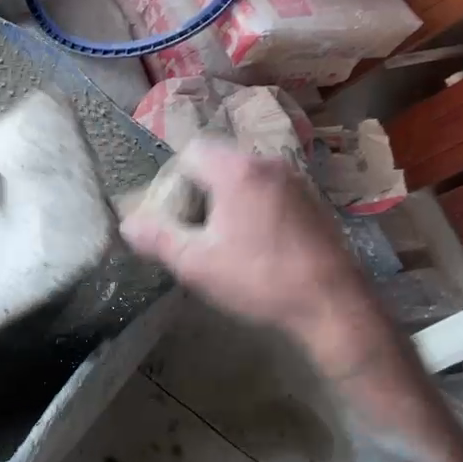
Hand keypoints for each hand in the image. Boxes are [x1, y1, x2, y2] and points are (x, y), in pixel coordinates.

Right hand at [121, 136, 363, 331]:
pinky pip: (270, 189)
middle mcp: (267, 164)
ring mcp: (296, 180)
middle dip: (200, 189)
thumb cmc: (261, 280)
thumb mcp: (196, 264)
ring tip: (226, 237)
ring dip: (228, 197)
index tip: (175, 215)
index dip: (174, 181)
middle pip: (218, 160)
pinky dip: (255, 205)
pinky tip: (259, 243)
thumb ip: (156, 238)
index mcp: (236, 171)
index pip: (190, 153)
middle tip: (196, 228)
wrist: (336, 308)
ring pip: (245, 175)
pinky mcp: (314, 200)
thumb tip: (126, 223)